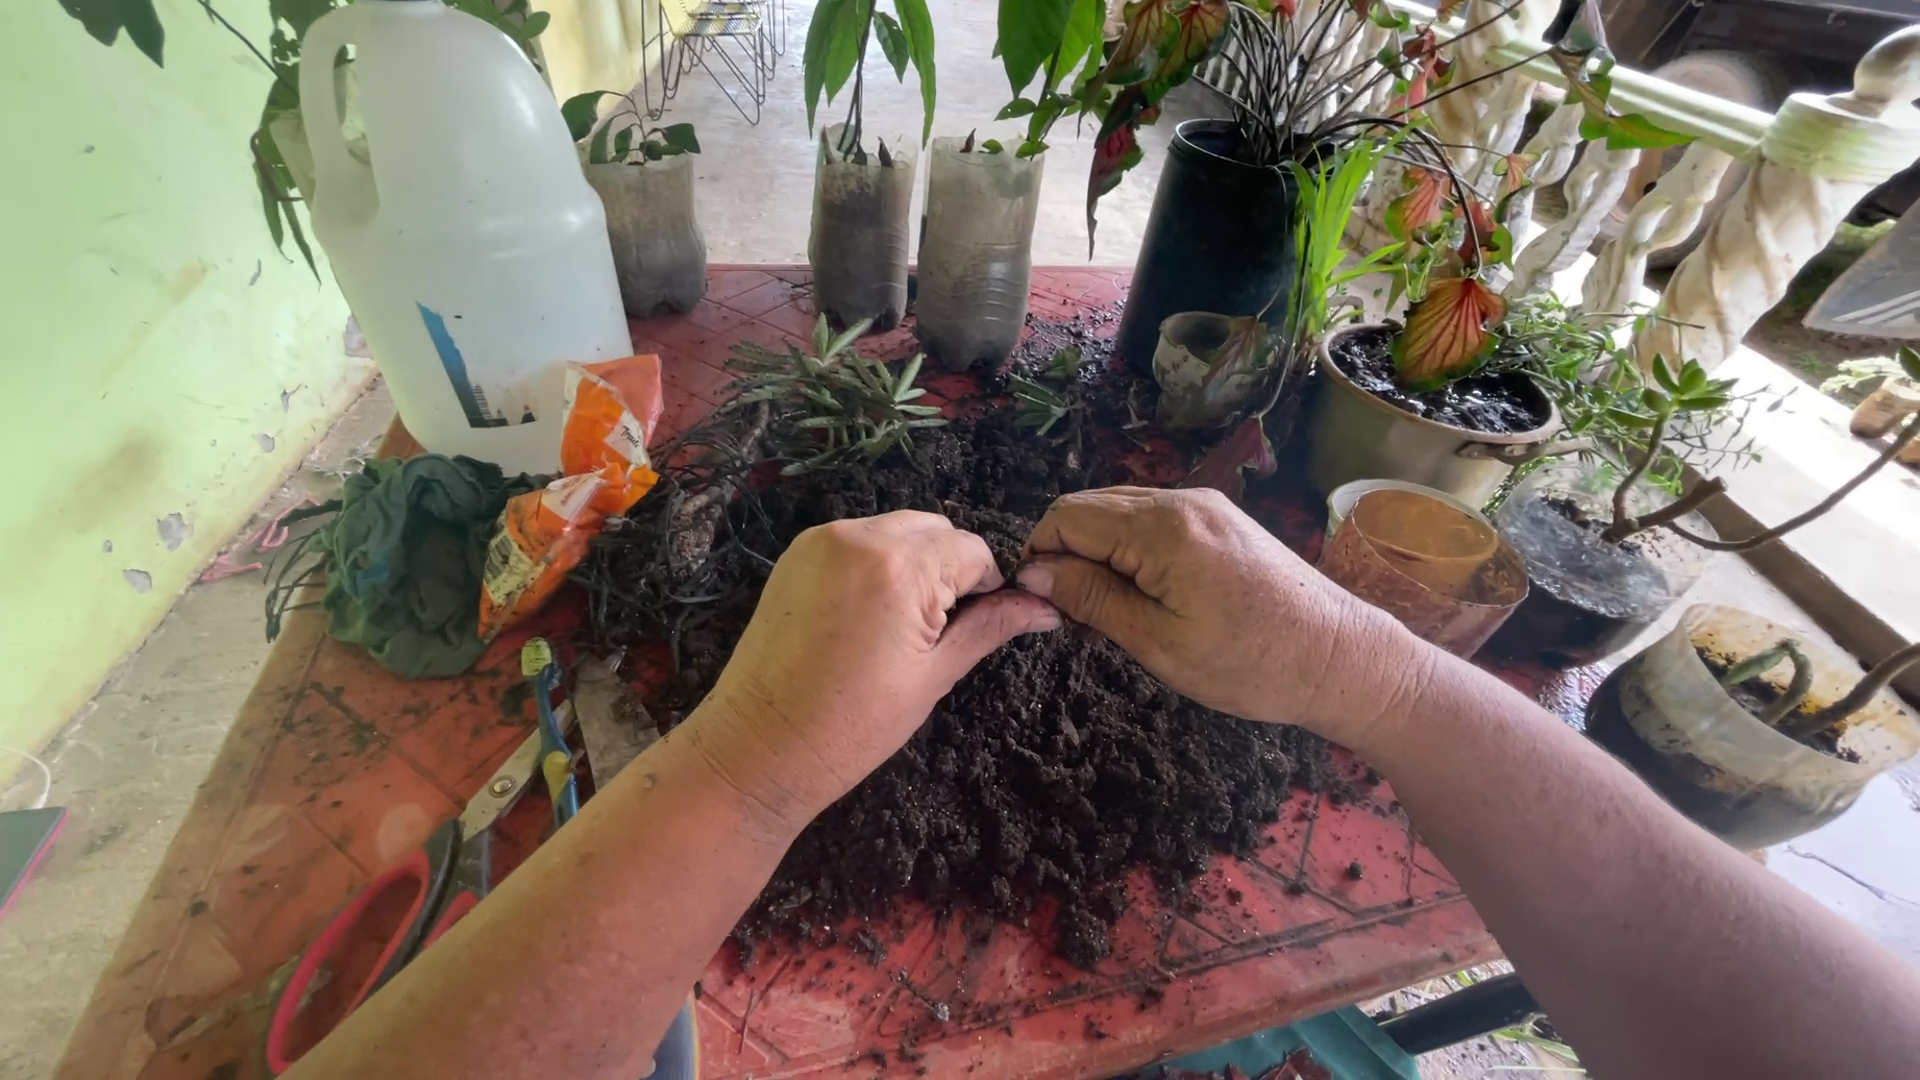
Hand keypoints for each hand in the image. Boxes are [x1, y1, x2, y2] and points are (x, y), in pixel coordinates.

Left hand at [681, 511, 1059, 831]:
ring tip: (898, 623)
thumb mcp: (933, 675)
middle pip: (934, 530)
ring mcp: (821, 540)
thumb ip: (990, 627)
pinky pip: (859, 539)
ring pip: (896, 530)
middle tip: (935, 628)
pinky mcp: (797, 553)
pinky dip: (876, 562)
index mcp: (898, 566)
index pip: (971, 549)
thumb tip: (1046, 608)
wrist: (757, 748)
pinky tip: (865, 612)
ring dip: (913, 562)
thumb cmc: (853, 726)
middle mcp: (858, 536)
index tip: (971, 625)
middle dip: (949, 568)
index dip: (985, 585)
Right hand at [1017, 487, 1435, 749]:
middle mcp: (1180, 500)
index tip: (1041, 603)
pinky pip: (1151, 520)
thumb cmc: (1249, 664)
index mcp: (1161, 528)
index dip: (1040, 555)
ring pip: (1119, 512)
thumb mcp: (1157, 642)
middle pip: (1090, 508)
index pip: (1067, 517)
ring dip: (1097, 553)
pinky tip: (1140, 591)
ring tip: (1107, 609)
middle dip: (1066, 554)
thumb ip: (1091, 598)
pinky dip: (1128, 549)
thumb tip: (1034, 573)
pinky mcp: (1219, 518)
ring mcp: (1203, 505)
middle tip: (1073, 614)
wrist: (1342, 660)